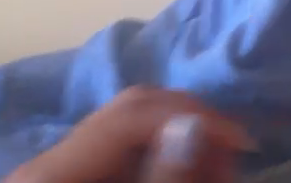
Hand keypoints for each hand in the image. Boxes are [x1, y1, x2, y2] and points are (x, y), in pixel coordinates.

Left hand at [5, 87, 252, 182]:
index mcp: (50, 172)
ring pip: (128, 134)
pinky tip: (184, 178)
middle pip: (130, 114)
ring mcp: (58, 173)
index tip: (240, 142)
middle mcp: (49, 161)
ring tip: (216, 171)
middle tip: (233, 157)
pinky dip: (156, 167)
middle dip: (188, 126)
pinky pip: (119, 161)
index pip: (131, 115)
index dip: (190, 115)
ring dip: (178, 146)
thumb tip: (192, 124)